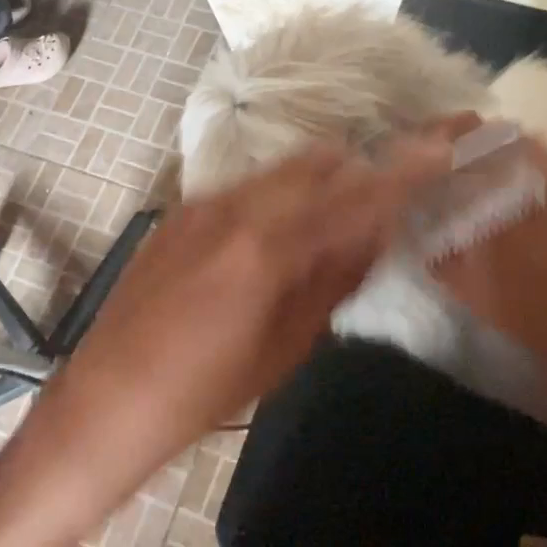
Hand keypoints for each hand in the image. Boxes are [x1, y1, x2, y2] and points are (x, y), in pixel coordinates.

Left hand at [59, 135, 452, 432]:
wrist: (107, 397)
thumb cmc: (207, 389)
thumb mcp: (286, 346)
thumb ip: (334, 279)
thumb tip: (376, 234)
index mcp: (270, 247)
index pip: (353, 197)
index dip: (401, 173)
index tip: (438, 148)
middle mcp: (237, 208)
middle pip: (318, 163)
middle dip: (358, 171)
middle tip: (380, 199)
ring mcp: (204, 202)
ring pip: (281, 168)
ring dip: (318, 180)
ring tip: (332, 216)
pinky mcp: (181, 209)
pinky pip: (248, 185)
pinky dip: (278, 194)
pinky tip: (276, 233)